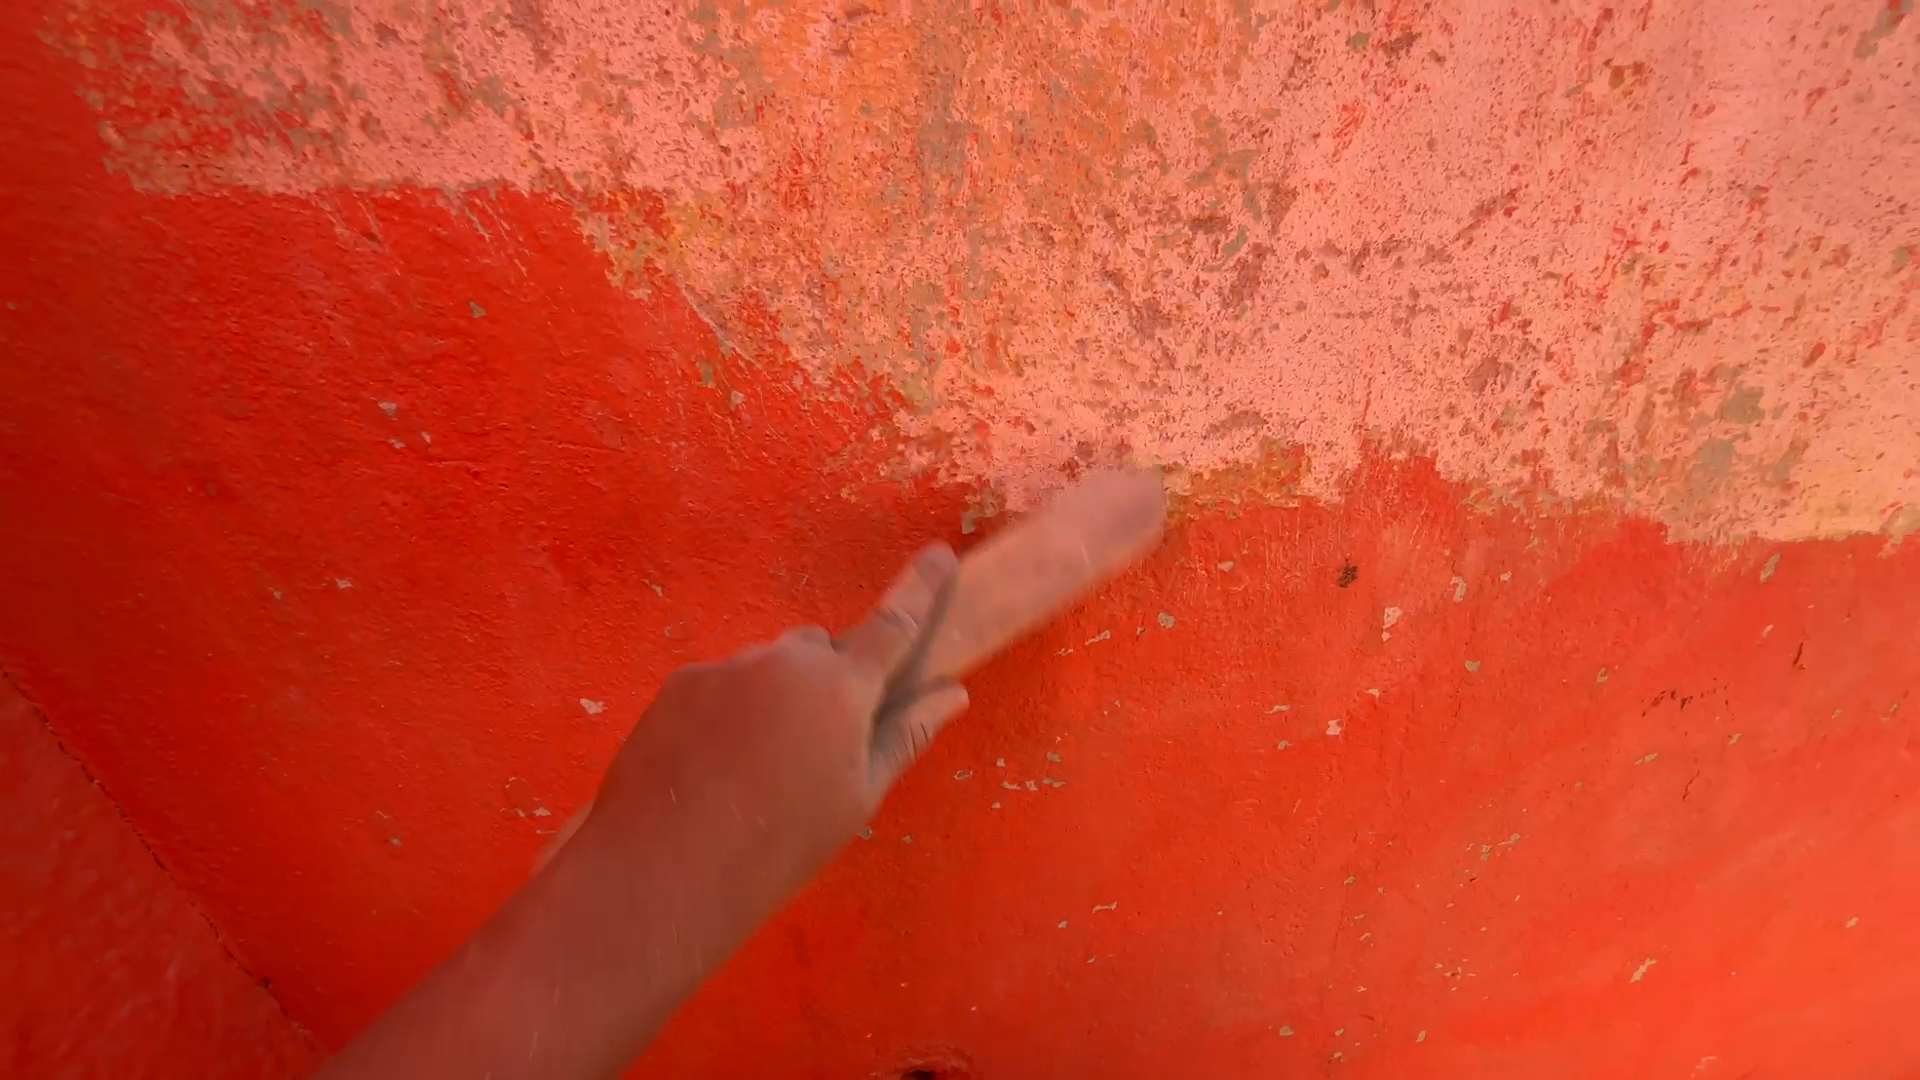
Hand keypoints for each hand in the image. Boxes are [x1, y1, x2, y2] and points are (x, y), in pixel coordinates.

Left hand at [567, 542, 969, 944]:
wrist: (663, 872)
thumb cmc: (782, 843)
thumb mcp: (858, 796)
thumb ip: (906, 734)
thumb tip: (953, 693)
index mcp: (842, 687)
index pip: (895, 623)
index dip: (921, 586)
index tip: (939, 553)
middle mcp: (788, 660)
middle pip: (821, 649)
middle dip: (827, 679)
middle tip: (813, 742)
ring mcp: (730, 666)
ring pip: (769, 666)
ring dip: (775, 694)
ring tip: (752, 763)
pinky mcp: (682, 680)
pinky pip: (724, 680)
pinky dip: (729, 707)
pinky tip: (712, 761)